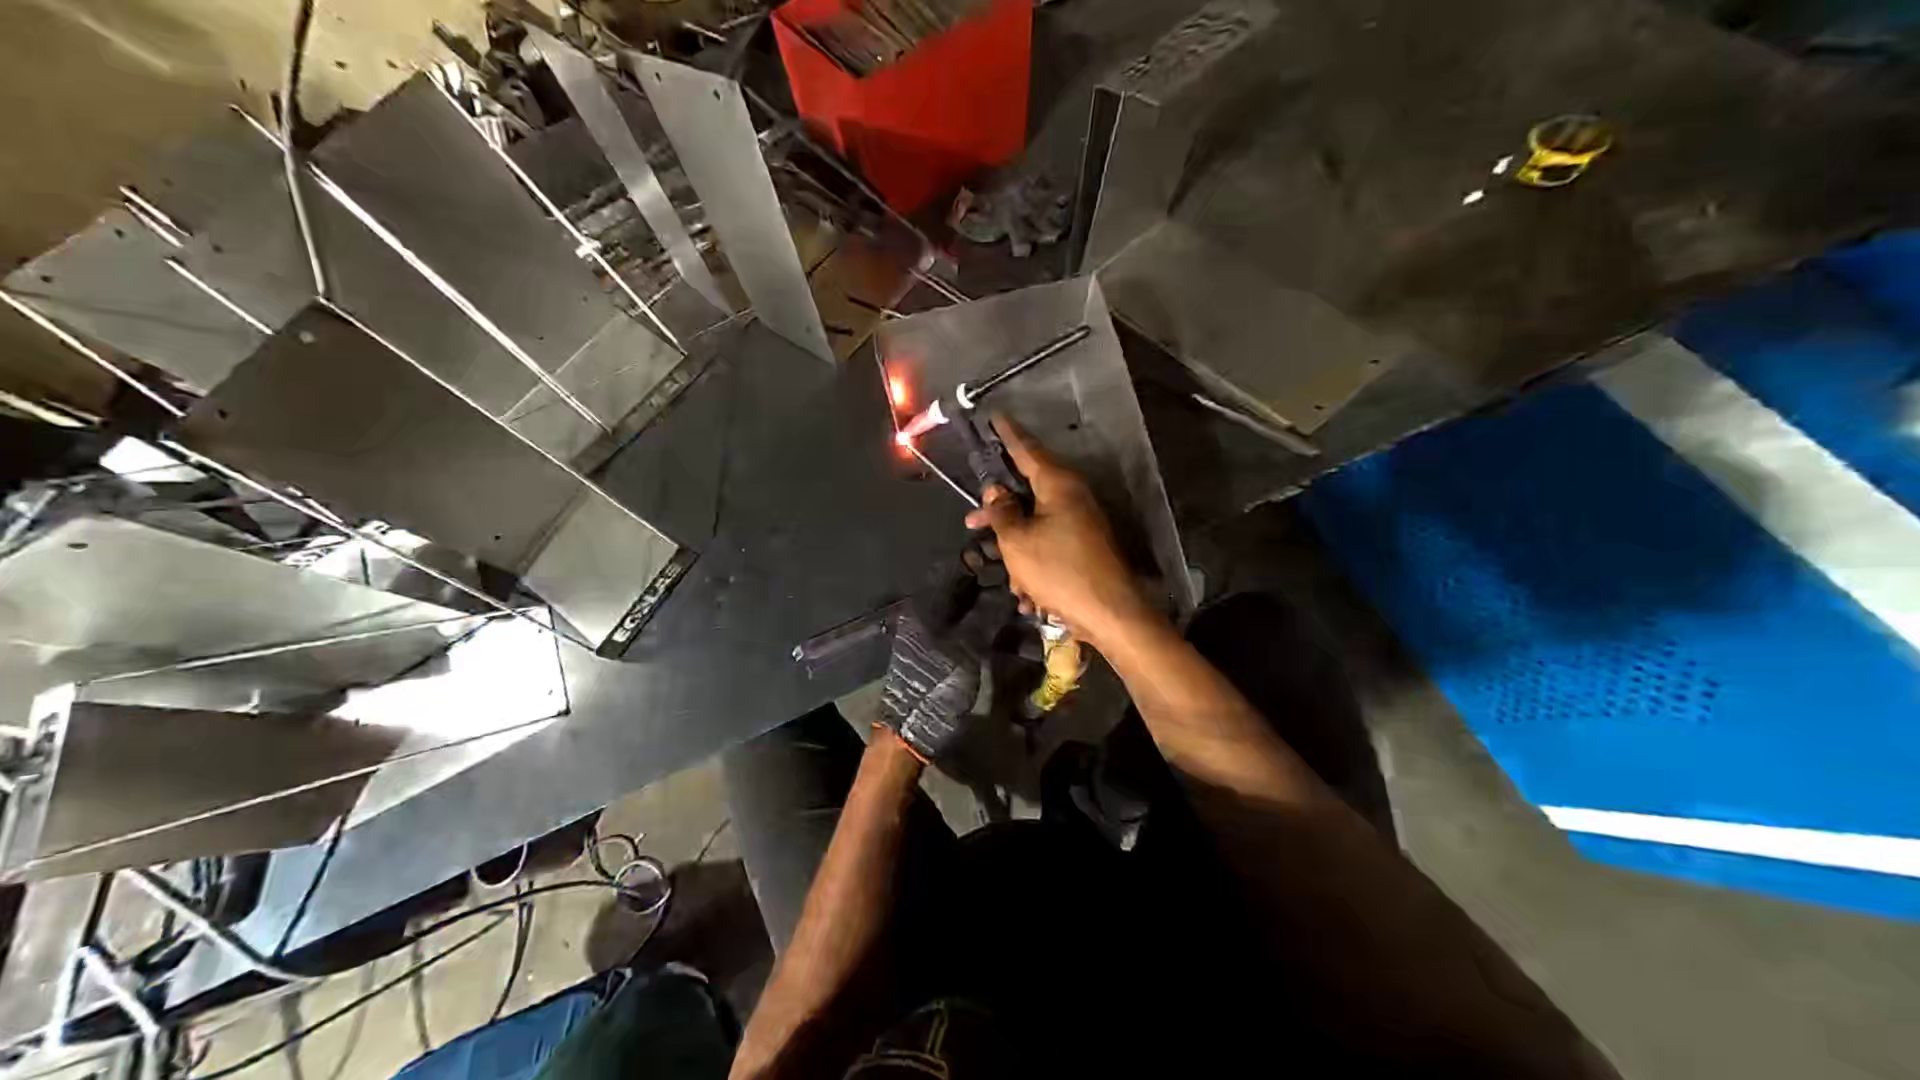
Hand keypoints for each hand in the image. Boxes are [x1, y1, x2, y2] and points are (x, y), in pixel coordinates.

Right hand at [964, 414, 1159, 652]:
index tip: (994, 416)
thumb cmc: (1059, 571)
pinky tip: (1028, 595)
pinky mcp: (1083, 547)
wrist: (1110, 613)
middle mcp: (1072, 496)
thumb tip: (995, 492)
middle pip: (1027, 490)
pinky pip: (1049, 546)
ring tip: (1007, 576)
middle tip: (972, 522)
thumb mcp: (1017, 541)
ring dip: (1015, 548)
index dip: (1007, 434)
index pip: (1026, 448)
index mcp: (1058, 484)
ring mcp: (1080, 522)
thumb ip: (1001, 512)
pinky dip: (1034, 566)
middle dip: (999, 512)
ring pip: (1035, 524)